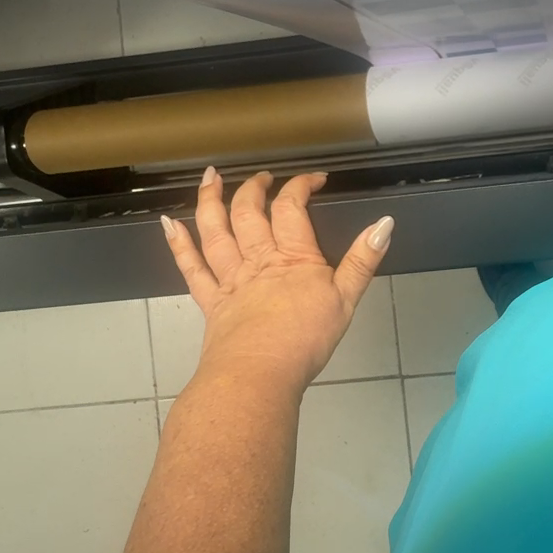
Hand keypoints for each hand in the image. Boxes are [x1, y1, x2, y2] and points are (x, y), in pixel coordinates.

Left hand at [161, 168, 392, 390]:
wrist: (258, 376)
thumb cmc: (304, 340)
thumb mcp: (346, 299)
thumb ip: (363, 259)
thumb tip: (385, 222)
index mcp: (294, 258)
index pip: (293, 208)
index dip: (302, 186)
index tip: (316, 178)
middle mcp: (258, 260)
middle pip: (250, 213)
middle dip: (255, 188)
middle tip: (262, 176)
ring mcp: (230, 279)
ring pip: (216, 231)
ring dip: (210, 200)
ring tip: (209, 176)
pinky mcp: (211, 301)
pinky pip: (191, 267)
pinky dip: (178, 244)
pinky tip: (168, 224)